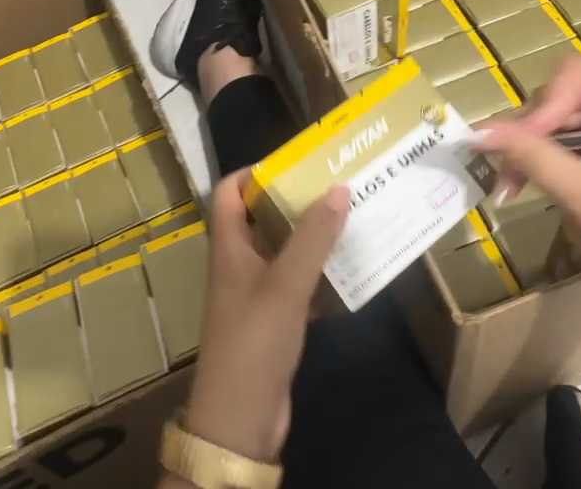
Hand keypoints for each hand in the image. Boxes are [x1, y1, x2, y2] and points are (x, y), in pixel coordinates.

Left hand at [181, 172, 348, 462]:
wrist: (240, 419)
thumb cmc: (254, 340)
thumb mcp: (285, 284)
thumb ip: (312, 238)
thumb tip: (339, 187)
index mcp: (228, 245)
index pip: (230, 191)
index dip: (254, 171)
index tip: (296, 161)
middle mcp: (239, 263)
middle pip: (262, 218)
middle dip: (295, 201)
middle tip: (337, 185)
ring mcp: (256, 293)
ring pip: (284, 252)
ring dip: (312, 237)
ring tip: (352, 218)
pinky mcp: (274, 321)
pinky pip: (298, 285)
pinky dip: (320, 275)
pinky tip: (351, 269)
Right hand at [473, 56, 580, 299]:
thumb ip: (532, 157)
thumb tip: (478, 132)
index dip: (547, 101)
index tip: (522, 138)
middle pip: (560, 97)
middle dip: (530, 129)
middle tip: (505, 164)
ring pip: (549, 122)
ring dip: (524, 148)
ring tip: (507, 184)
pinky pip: (551, 145)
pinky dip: (530, 161)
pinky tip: (515, 184)